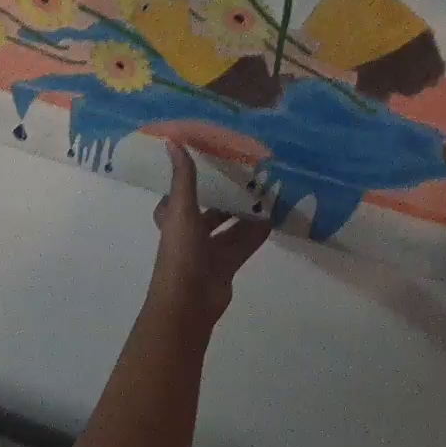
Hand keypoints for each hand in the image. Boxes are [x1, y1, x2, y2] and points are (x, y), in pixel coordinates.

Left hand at [145, 140, 271, 338]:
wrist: (188, 304)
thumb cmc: (181, 252)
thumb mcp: (182, 210)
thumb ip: (184, 178)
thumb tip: (173, 141)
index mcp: (173, 218)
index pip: (180, 193)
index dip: (191, 178)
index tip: (210, 160)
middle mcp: (189, 233)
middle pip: (209, 210)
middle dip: (225, 196)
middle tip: (247, 175)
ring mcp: (208, 251)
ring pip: (229, 227)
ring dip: (244, 213)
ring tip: (265, 193)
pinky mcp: (225, 266)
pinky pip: (243, 244)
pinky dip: (255, 232)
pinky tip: (272, 218)